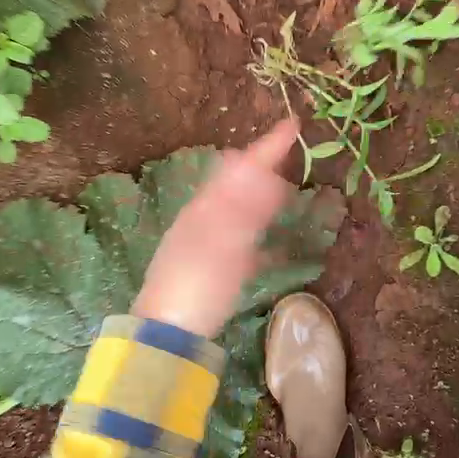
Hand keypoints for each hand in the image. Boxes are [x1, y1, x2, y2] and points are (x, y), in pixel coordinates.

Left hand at [131, 119, 298, 337]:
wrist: (165, 332)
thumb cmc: (195, 287)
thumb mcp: (222, 246)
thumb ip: (243, 210)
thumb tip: (266, 173)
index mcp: (206, 209)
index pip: (240, 167)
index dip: (267, 147)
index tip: (292, 125)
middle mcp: (204, 219)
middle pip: (236, 184)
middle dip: (263, 169)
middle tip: (289, 157)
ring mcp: (206, 244)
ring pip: (239, 211)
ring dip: (261, 199)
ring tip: (283, 194)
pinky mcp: (213, 270)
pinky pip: (242, 243)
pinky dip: (258, 236)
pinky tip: (273, 248)